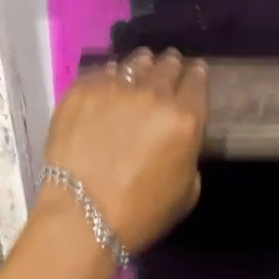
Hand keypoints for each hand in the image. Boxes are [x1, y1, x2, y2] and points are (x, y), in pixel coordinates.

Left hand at [40, 49, 208, 253]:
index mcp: (184, 120)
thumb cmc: (142, 214)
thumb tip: (177, 141)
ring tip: (141, 68)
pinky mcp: (81, 90)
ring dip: (142, 64)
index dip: (197, 76)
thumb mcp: (187, 193)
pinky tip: (110, 82)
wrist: (83, 215)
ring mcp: (114, 88)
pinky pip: (102, 72)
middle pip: (166, 66)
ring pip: (134, 63)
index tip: (195, 73)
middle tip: (169, 68)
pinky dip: (111, 75)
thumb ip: (188, 156)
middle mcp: (152, 94)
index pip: (197, 82)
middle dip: (171, 66)